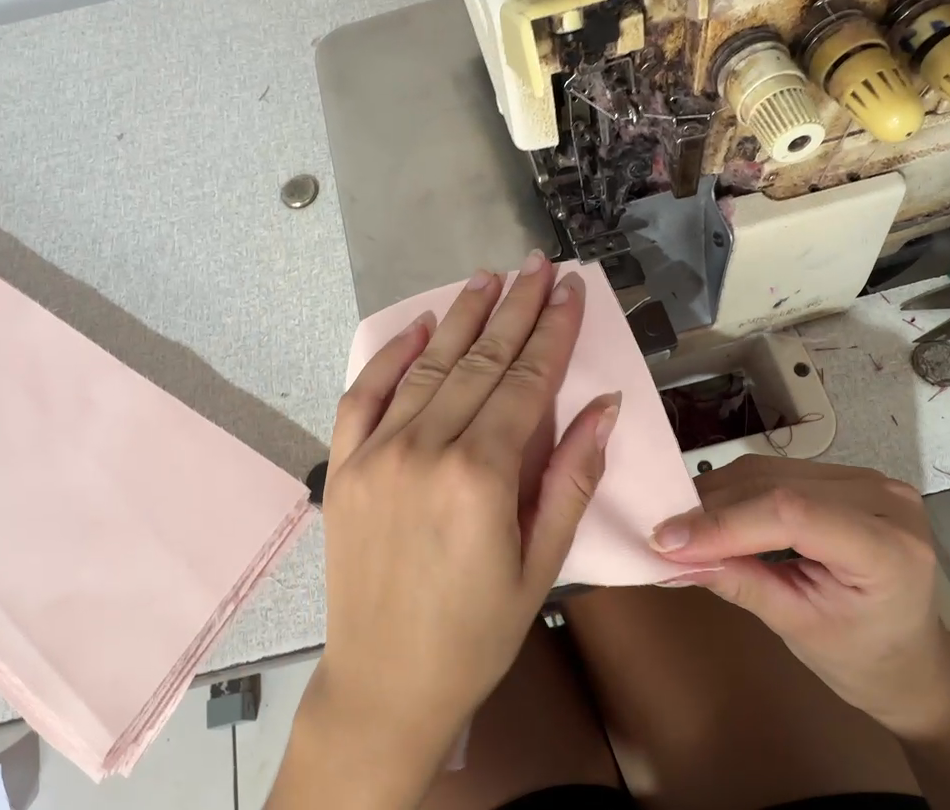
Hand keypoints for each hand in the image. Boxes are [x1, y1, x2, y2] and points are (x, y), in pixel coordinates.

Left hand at [313, 252, 618, 771]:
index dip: (553, 331)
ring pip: (429, 366)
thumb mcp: (540, 565)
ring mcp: (377, 452)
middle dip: (515, 309)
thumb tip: (604, 408)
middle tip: (538, 265)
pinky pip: (365, 394)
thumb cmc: (474, 635)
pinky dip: (391, 354)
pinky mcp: (344, 465)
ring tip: (490, 278)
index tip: (570, 290)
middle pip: (480, 361)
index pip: (526, 381)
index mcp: (480, 475)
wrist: (384, 684)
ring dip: (463, 318)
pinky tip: (420, 324)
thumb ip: (571, 479)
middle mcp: (425, 448)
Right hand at [650, 458, 949, 736]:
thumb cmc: (863, 659)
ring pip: (770, 471)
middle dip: (711, 508)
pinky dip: (737, 492)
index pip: (792, 513)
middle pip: (776, 484)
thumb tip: (673, 554)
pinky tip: (711, 513)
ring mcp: (868, 480)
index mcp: (889, 548)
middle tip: (661, 534)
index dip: (724, 522)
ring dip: (718, 495)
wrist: (912, 660)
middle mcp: (884, 498)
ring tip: (680, 525)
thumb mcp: (798, 628)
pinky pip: (778, 473)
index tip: (667, 540)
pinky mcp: (846, 477)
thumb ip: (739, 582)